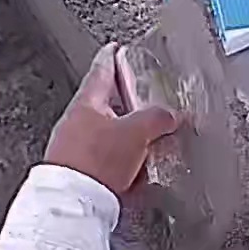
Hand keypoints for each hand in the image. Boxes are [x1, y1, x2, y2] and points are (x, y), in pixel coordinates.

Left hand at [44, 43, 177, 194]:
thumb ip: (157, 119)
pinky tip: (137, 171)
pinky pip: (109, 159)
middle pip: (107, 104)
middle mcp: (78, 121)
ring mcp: (78, 146)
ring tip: (149, 144)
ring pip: (109, 133)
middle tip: (146, 103)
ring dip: (128, 136)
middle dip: (128, 104)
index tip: (116, 48)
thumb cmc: (95, 161)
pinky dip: (125, 160)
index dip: (112, 57)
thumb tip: (172, 115)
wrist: (77, 201)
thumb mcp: (136, 132)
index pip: (101, 70)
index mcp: (87, 102)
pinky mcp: (83, 170)